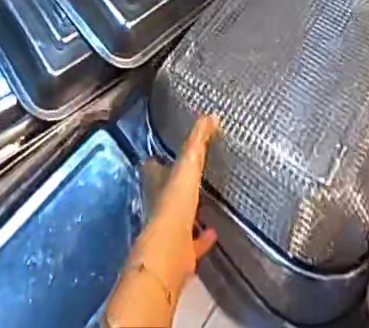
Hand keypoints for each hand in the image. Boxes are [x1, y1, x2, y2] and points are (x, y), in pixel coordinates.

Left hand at [105, 114, 219, 327]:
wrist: (170, 252)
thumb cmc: (174, 204)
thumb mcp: (187, 164)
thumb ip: (197, 140)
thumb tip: (210, 115)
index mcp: (157, 182)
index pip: (155, 165)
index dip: (160, 159)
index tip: (167, 151)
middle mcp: (159, 204)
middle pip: (166, 191)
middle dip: (174, 185)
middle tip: (189, 175)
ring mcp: (169, 229)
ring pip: (179, 216)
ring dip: (188, 210)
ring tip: (203, 201)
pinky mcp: (182, 252)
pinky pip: (194, 241)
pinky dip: (203, 237)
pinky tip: (213, 232)